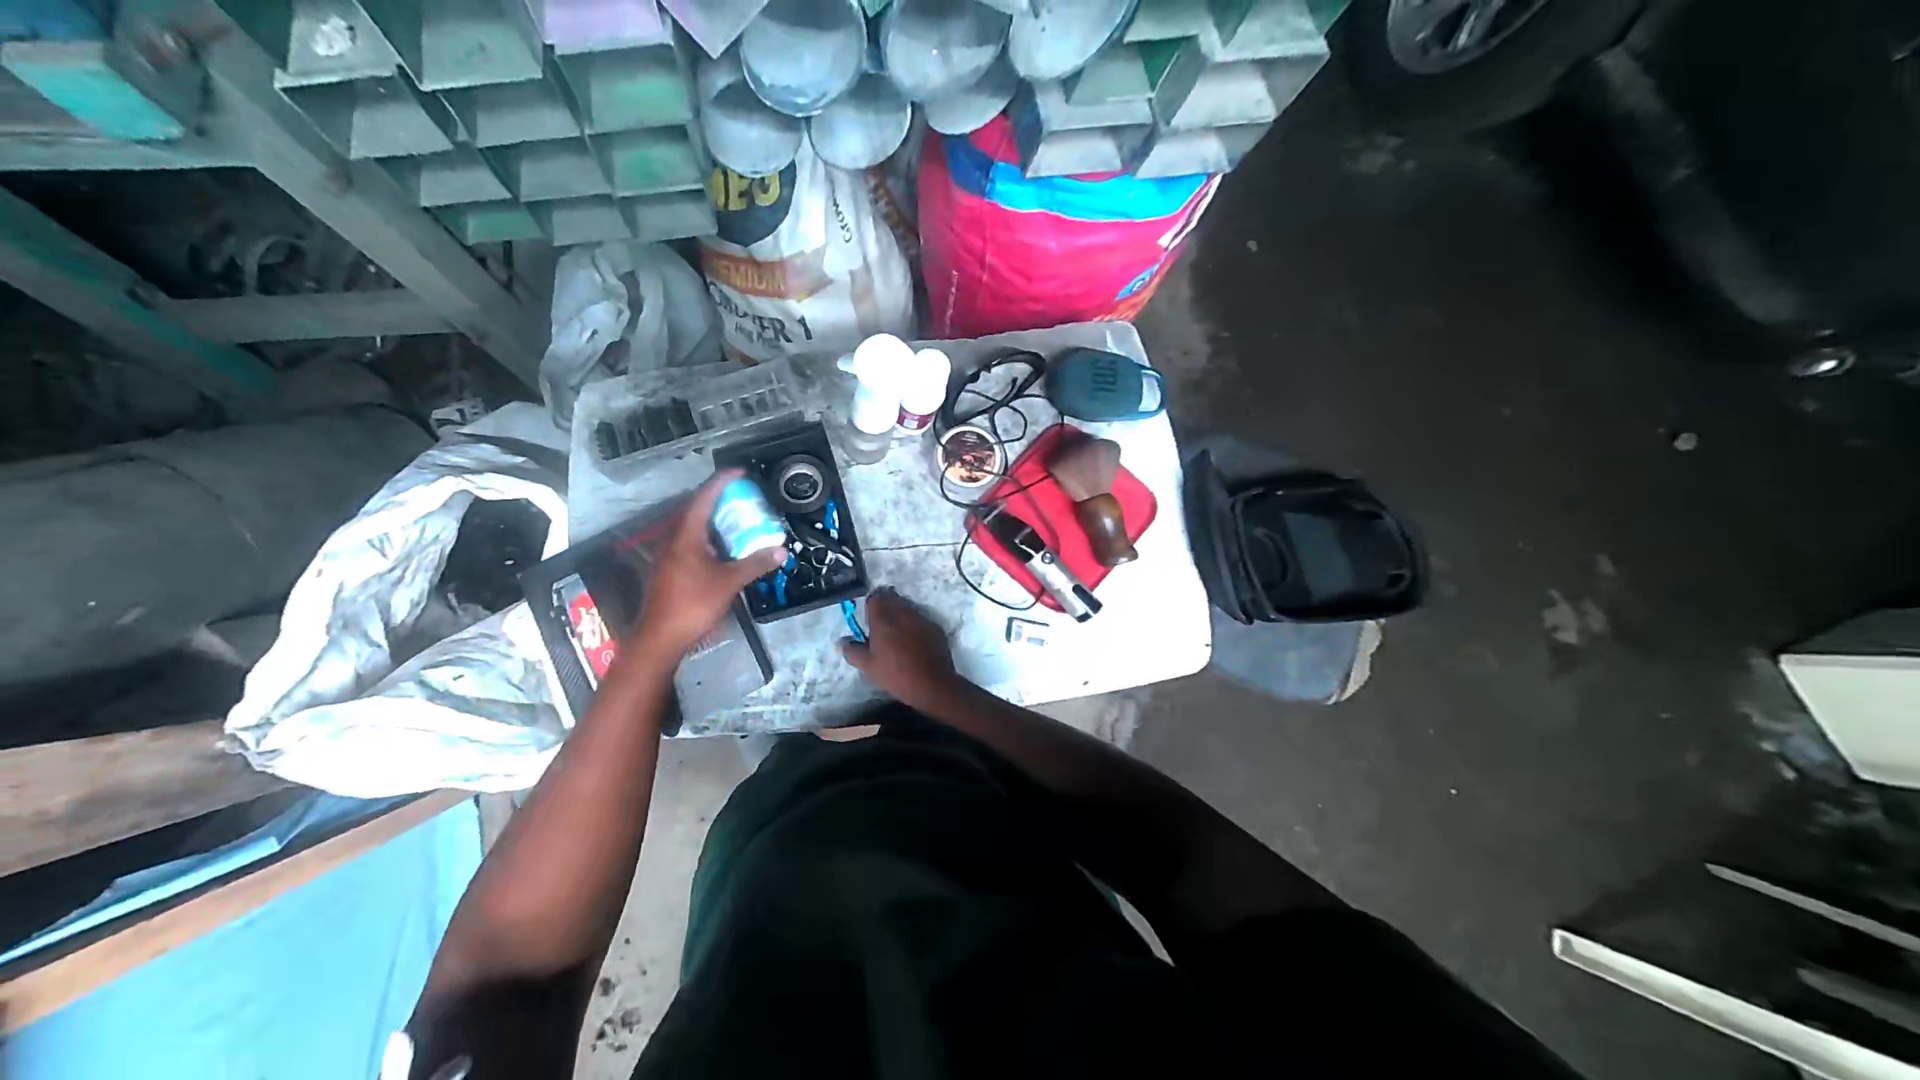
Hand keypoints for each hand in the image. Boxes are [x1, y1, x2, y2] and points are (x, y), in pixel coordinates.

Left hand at [631, 469, 784, 658]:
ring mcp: (670, 557)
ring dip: (715, 522)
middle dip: (720, 501)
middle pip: (696, 511)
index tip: (739, 472)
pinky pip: (692, 545)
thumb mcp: (729, 582)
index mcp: (686, 536)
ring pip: (694, 530)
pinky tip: (725, 551)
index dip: (721, 482)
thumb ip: (755, 564)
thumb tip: (780, 551)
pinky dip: (710, 540)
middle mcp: (674, 541)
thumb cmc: (693, 604)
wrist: (661, 638)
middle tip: (744, 497)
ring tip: (739, 521)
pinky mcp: (671, 572)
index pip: (703, 499)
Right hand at [840, 588, 965, 710]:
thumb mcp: (868, 666)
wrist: (931, 683)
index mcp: (884, 619)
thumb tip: (843, 641)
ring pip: (908, 607)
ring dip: (901, 614)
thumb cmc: (895, 674)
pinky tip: (914, 641)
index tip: (869, 618)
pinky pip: (921, 619)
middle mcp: (903, 613)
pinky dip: (915, 625)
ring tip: (897, 633)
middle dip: (885, 606)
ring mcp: (922, 619)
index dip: (871, 604)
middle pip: (892, 598)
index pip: (875, 597)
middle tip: (881, 623)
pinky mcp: (935, 627)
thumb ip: (852, 651)